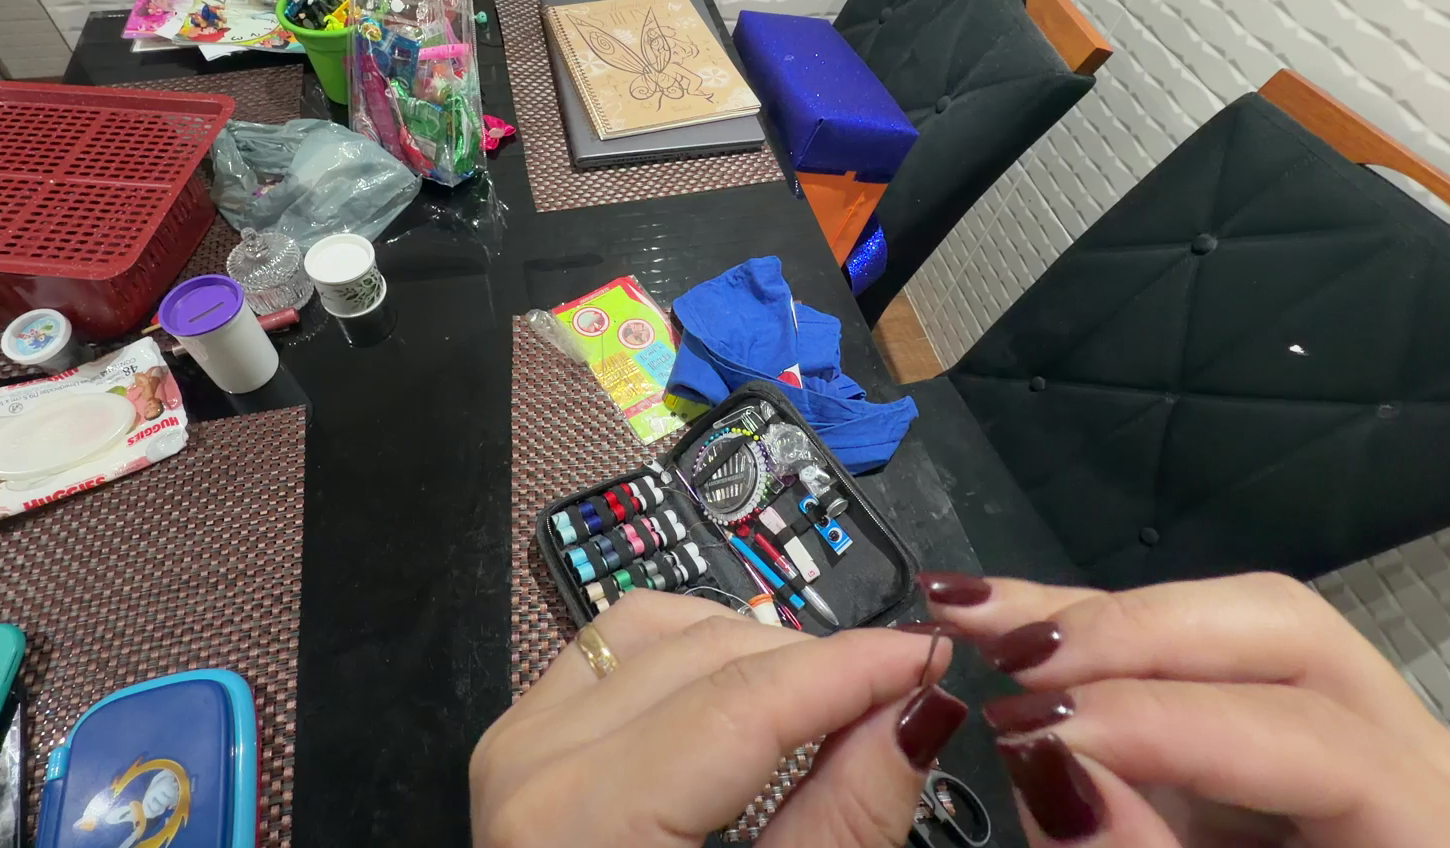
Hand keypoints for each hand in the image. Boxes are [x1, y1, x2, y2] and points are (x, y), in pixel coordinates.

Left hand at [472, 590, 966, 846]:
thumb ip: (842, 822)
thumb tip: (916, 712)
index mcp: (583, 819)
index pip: (740, 703)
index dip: (846, 670)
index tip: (928, 654)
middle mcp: (536, 751)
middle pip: (705, 657)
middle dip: (811, 664)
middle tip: (891, 694)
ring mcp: (521, 727)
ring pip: (661, 627)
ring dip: (753, 647)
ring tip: (819, 696)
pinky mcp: (523, 721)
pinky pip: (619, 637)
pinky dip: (691, 641)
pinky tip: (736, 676)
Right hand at [919, 571, 1449, 846]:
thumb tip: (1049, 764)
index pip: (1318, 739)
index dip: (1164, 725)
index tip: (1031, 735)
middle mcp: (1415, 765)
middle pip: (1278, 630)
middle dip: (1127, 634)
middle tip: (1018, 666)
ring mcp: (1328, 726)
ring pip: (1207, 616)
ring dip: (1073, 615)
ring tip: (966, 616)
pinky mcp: (1244, 718)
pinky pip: (1159, 648)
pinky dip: (1065, 627)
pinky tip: (985, 618)